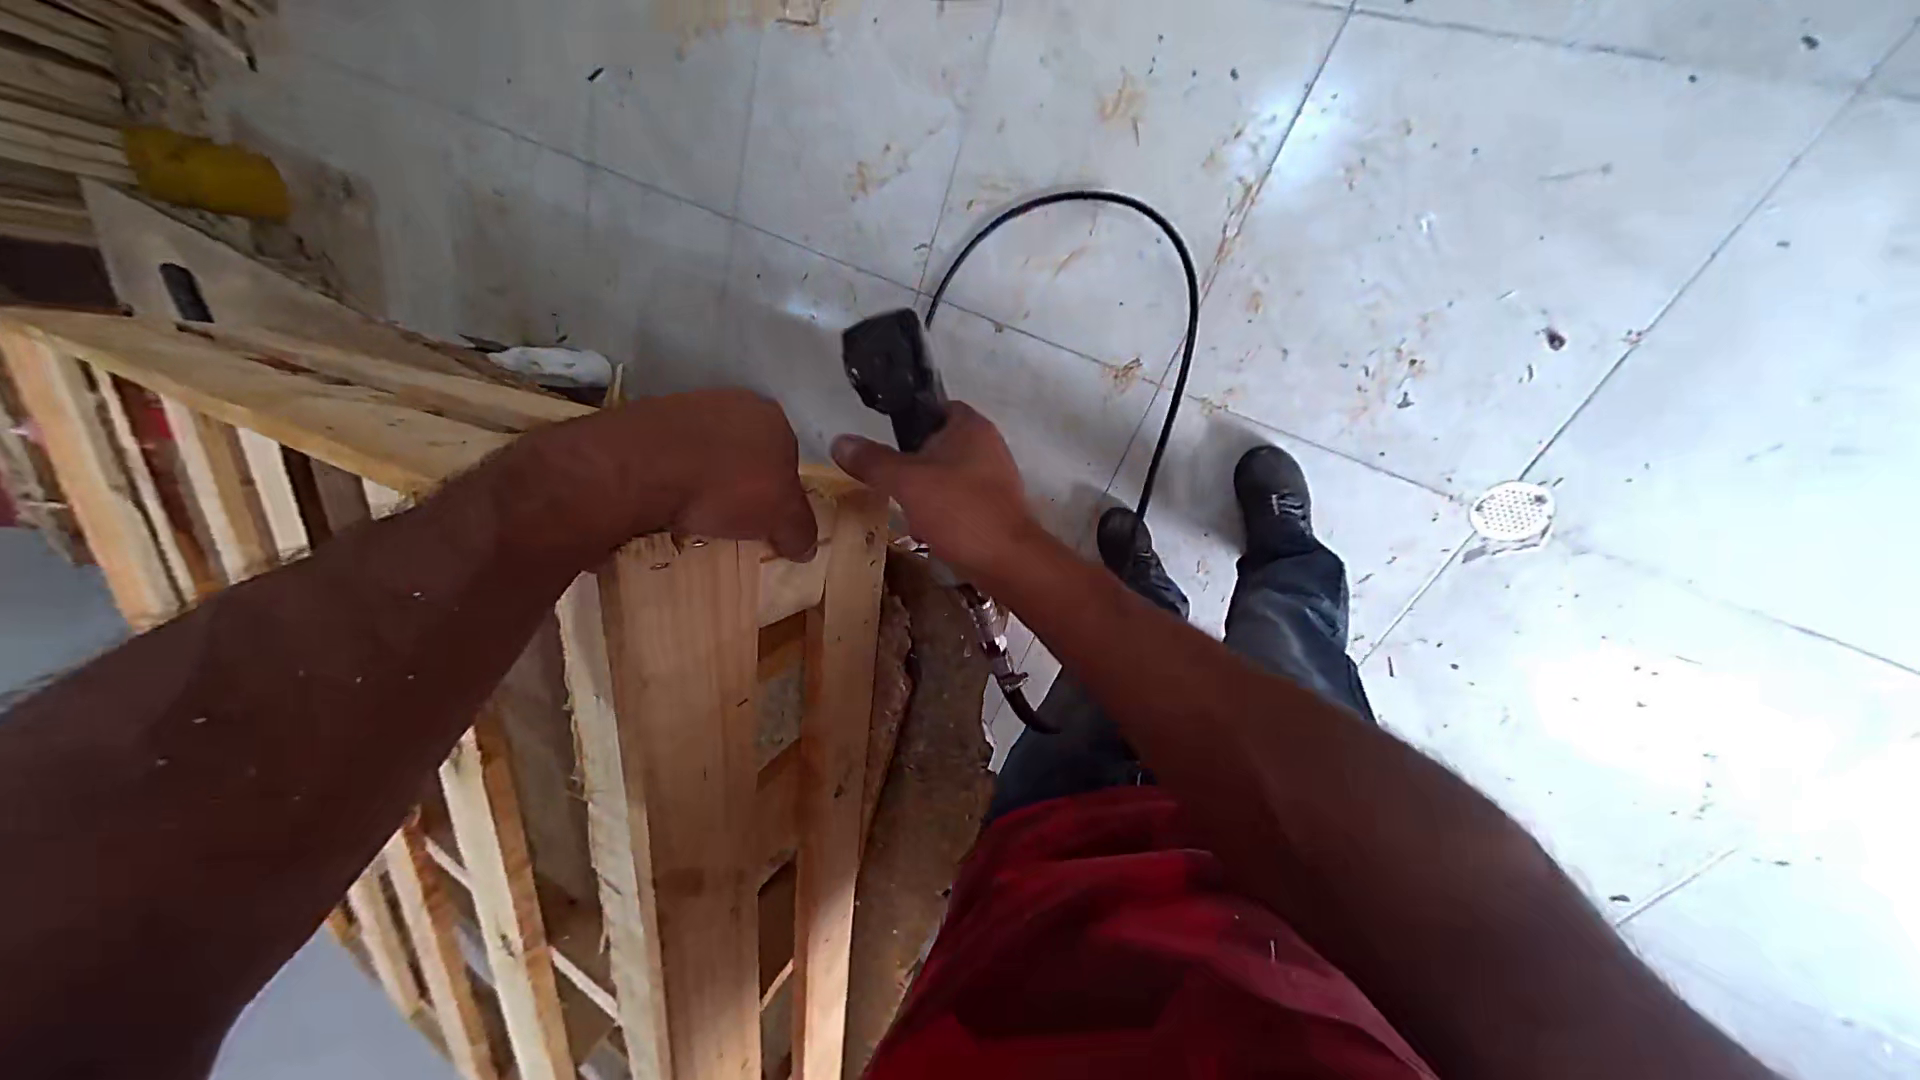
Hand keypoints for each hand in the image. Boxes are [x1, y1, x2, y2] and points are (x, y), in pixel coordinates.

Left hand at [520, 389, 817, 563]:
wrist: (641, 467)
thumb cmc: (728, 487)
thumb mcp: (781, 520)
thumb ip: (800, 530)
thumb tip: (808, 548)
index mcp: (773, 417)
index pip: (789, 458)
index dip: (781, 491)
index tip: (768, 518)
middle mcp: (734, 401)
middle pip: (747, 450)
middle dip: (743, 481)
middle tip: (733, 516)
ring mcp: (686, 404)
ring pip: (708, 449)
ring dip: (705, 477)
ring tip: (694, 511)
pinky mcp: (643, 417)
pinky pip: (670, 452)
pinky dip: (671, 473)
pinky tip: (665, 498)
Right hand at [831, 402, 1040, 584]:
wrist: (1006, 561)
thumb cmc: (959, 510)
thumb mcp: (906, 481)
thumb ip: (873, 460)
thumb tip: (839, 441)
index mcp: (971, 425)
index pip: (935, 406)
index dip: (909, 419)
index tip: (884, 440)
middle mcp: (989, 445)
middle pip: (939, 444)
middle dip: (912, 462)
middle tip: (888, 479)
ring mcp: (995, 478)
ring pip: (948, 475)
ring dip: (925, 490)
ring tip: (903, 507)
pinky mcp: (996, 507)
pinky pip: (960, 501)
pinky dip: (942, 511)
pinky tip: (927, 529)